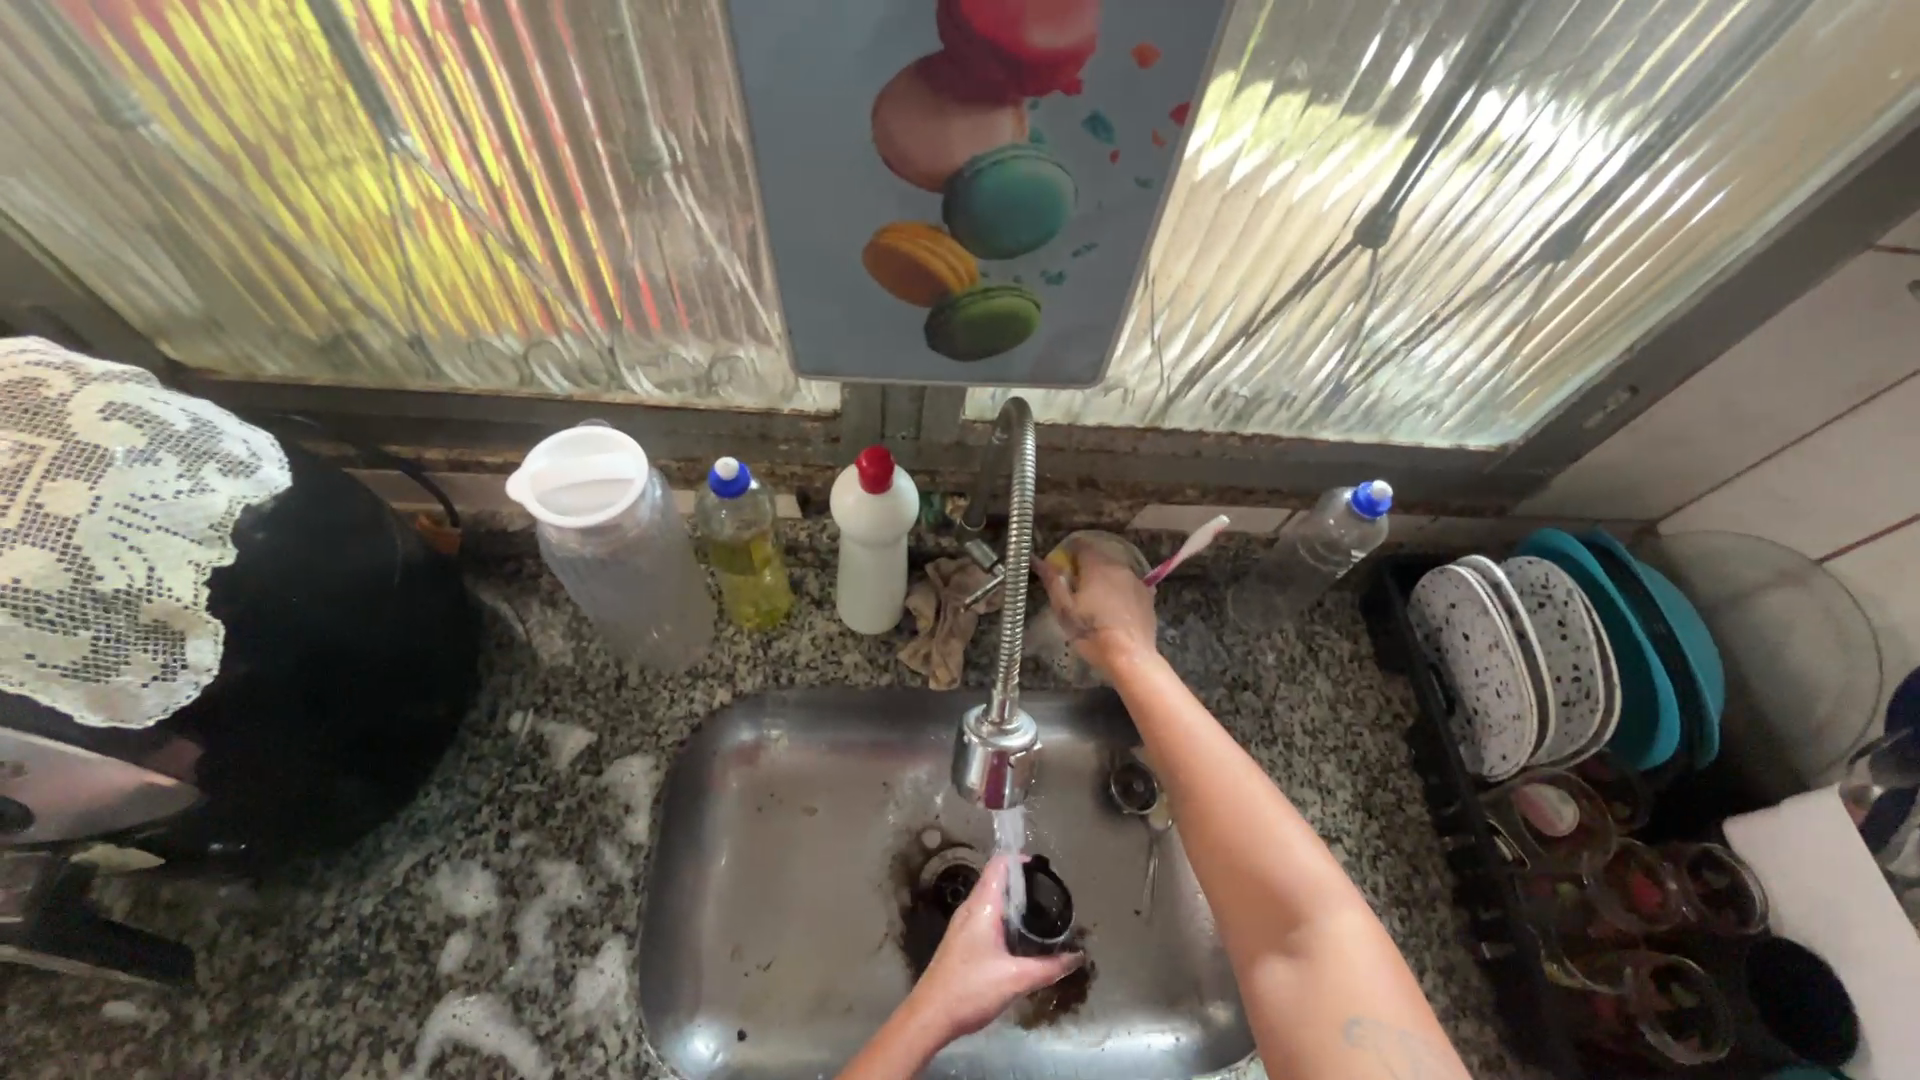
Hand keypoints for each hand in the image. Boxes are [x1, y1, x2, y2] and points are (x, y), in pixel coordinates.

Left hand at [907, 856, 1082, 1039]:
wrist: (930, 1016)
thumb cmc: (970, 990)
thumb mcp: (1016, 980)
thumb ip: (1049, 968)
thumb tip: (1076, 958)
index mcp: (981, 906)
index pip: (999, 865)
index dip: (1020, 859)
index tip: (1044, 868)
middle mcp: (970, 909)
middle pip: (996, 881)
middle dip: (1022, 882)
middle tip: (1050, 893)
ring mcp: (964, 926)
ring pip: (992, 902)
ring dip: (1014, 902)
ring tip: (1041, 912)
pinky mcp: (962, 942)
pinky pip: (987, 918)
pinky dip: (1005, 918)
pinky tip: (1020, 937)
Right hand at [1034, 538, 1158, 677]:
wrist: (1130, 657)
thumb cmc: (1091, 633)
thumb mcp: (1064, 610)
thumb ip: (1052, 581)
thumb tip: (1038, 560)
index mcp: (1097, 567)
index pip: (1081, 545)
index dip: (1069, 553)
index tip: (1062, 569)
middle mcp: (1119, 567)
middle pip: (1099, 557)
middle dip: (1086, 567)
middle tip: (1076, 589)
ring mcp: (1137, 581)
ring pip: (1115, 571)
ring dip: (1104, 578)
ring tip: (1096, 601)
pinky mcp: (1148, 596)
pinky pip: (1129, 585)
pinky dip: (1119, 590)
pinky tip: (1115, 608)